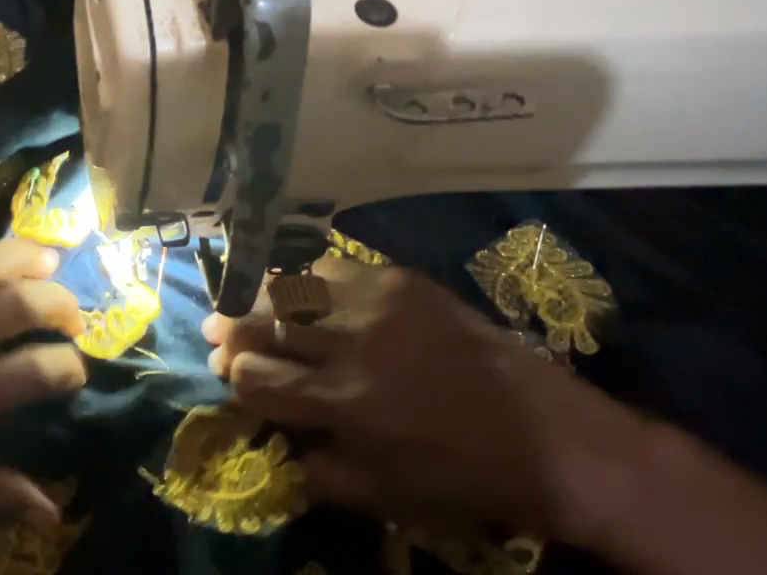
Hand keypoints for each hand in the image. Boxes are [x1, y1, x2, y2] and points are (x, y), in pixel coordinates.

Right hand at [204, 258, 650, 540]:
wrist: (554, 438)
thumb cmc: (464, 478)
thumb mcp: (386, 497)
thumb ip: (317, 471)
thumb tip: (270, 442)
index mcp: (345, 406)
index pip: (256, 380)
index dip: (234, 380)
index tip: (231, 378)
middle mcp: (351, 349)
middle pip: (261, 326)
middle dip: (229, 331)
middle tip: (212, 329)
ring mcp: (376, 306)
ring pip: (289, 289)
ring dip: (258, 299)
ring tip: (242, 302)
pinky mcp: (399, 281)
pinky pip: (331, 268)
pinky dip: (309, 280)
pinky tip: (305, 291)